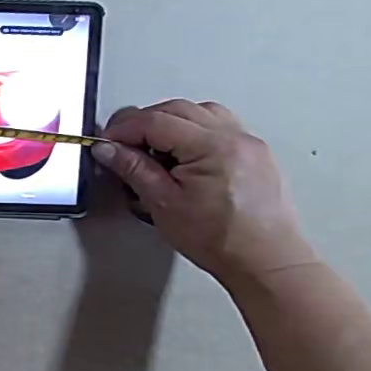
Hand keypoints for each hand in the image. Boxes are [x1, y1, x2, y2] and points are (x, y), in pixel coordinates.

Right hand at [90, 99, 318, 286]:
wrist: (264, 260)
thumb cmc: (221, 240)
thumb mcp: (162, 204)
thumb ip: (133, 169)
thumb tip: (109, 150)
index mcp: (213, 146)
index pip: (156, 121)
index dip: (124, 128)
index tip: (105, 142)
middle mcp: (235, 137)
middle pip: (177, 110)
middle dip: (142, 122)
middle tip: (119, 144)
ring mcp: (248, 143)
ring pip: (198, 113)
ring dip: (168, 123)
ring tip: (150, 150)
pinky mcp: (253, 154)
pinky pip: (218, 125)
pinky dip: (191, 130)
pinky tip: (179, 153)